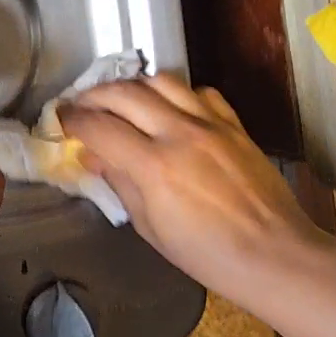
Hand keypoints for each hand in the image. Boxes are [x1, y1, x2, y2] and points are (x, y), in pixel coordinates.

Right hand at [57, 74, 324, 291]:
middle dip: (94, 95)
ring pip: (161, 81)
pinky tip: (171, 109)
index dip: (72, 120)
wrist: (275, 255)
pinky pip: (201, 92)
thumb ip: (120, 183)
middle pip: (124, 93)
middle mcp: (179, 134)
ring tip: (122, 100)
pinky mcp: (235, 125)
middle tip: (81, 105)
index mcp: (153, 166)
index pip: (98, 127)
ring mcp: (211, 125)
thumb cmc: (205, 254)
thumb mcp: (148, 226)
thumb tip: (94, 156)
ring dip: (134, 86)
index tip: (60, 119)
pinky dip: (178, 94)